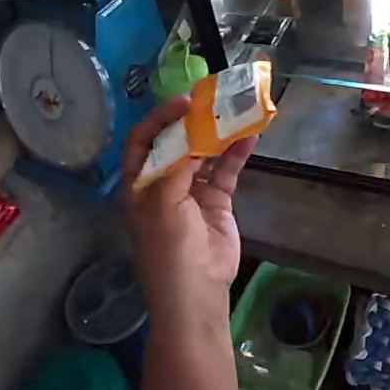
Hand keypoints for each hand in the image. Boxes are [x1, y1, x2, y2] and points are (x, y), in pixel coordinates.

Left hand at [123, 98, 257, 318]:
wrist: (196, 291)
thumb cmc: (169, 247)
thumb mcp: (164, 202)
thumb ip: (178, 162)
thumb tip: (193, 129)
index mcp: (139, 183)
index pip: (144, 140)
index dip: (160, 118)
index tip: (185, 101)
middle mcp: (162, 183)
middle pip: (176, 143)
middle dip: (192, 121)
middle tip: (213, 99)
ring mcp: (191, 192)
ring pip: (204, 154)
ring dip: (218, 134)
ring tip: (235, 110)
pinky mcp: (216, 201)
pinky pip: (225, 171)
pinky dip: (237, 154)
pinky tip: (250, 136)